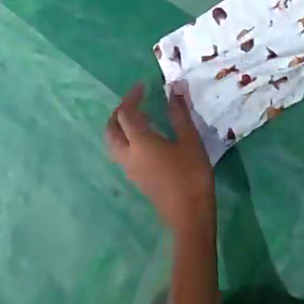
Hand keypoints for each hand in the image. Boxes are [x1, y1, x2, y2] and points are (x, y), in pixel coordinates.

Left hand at [105, 83, 214, 233]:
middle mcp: (128, 155)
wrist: (190, 217)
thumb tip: (175, 88)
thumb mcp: (189, 140)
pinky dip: (127, 140)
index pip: (126, 113)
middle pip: (111, 129)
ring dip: (120, 127)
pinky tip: (147, 139)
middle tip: (135, 101)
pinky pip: (122, 154)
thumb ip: (179, 114)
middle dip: (119, 112)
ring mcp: (130, 170)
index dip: (132, 96)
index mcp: (139, 142)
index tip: (144, 86)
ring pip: (114, 143)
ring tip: (141, 118)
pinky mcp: (137, 180)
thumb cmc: (191, 175)